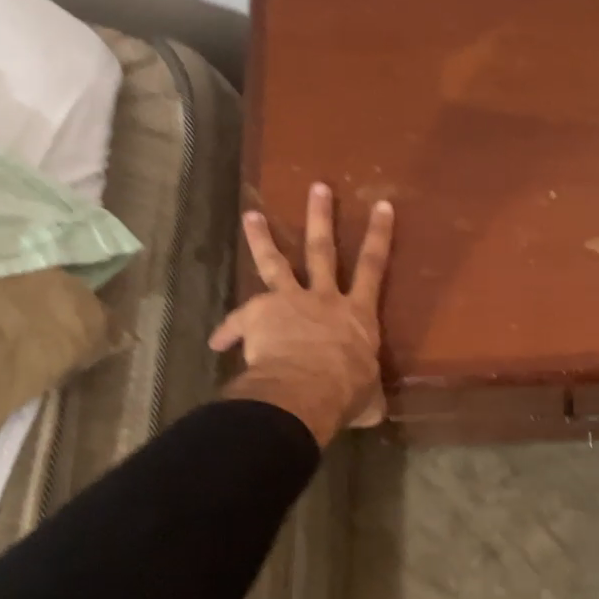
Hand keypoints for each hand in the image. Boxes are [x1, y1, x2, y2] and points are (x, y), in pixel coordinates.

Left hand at [209, 182, 394, 446]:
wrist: (306, 391)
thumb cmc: (346, 392)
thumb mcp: (369, 397)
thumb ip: (370, 396)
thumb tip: (375, 411)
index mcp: (358, 315)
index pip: (374, 267)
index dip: (378, 235)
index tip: (381, 204)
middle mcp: (325, 299)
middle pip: (322, 250)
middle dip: (321, 217)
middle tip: (317, 187)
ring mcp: (289, 303)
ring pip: (276, 264)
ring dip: (263, 239)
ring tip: (252, 215)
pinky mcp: (258, 316)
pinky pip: (239, 321)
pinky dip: (229, 331)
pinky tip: (218, 341)